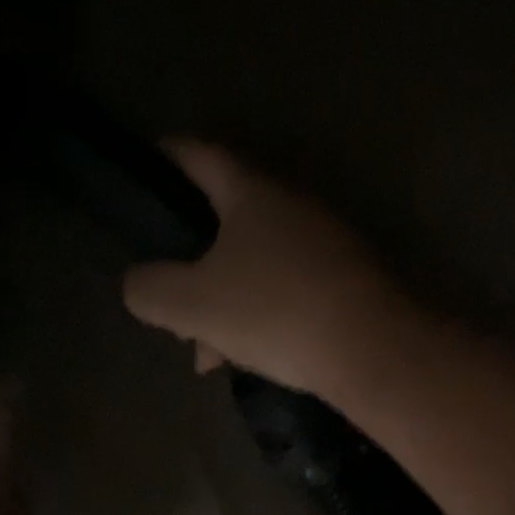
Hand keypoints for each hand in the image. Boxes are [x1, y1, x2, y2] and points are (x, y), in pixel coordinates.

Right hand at [123, 141, 419, 395]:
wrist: (376, 350)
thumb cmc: (275, 312)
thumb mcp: (192, 304)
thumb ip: (150, 288)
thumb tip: (142, 283)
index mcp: (252, 190)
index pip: (197, 154)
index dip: (161, 159)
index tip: (138, 175)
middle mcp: (293, 205)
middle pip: (225, 219)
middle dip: (191, 261)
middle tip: (167, 299)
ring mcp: (326, 242)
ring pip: (255, 263)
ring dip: (224, 302)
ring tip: (207, 355)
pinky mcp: (348, 280)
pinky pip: (288, 288)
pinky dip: (261, 316)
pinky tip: (249, 360)